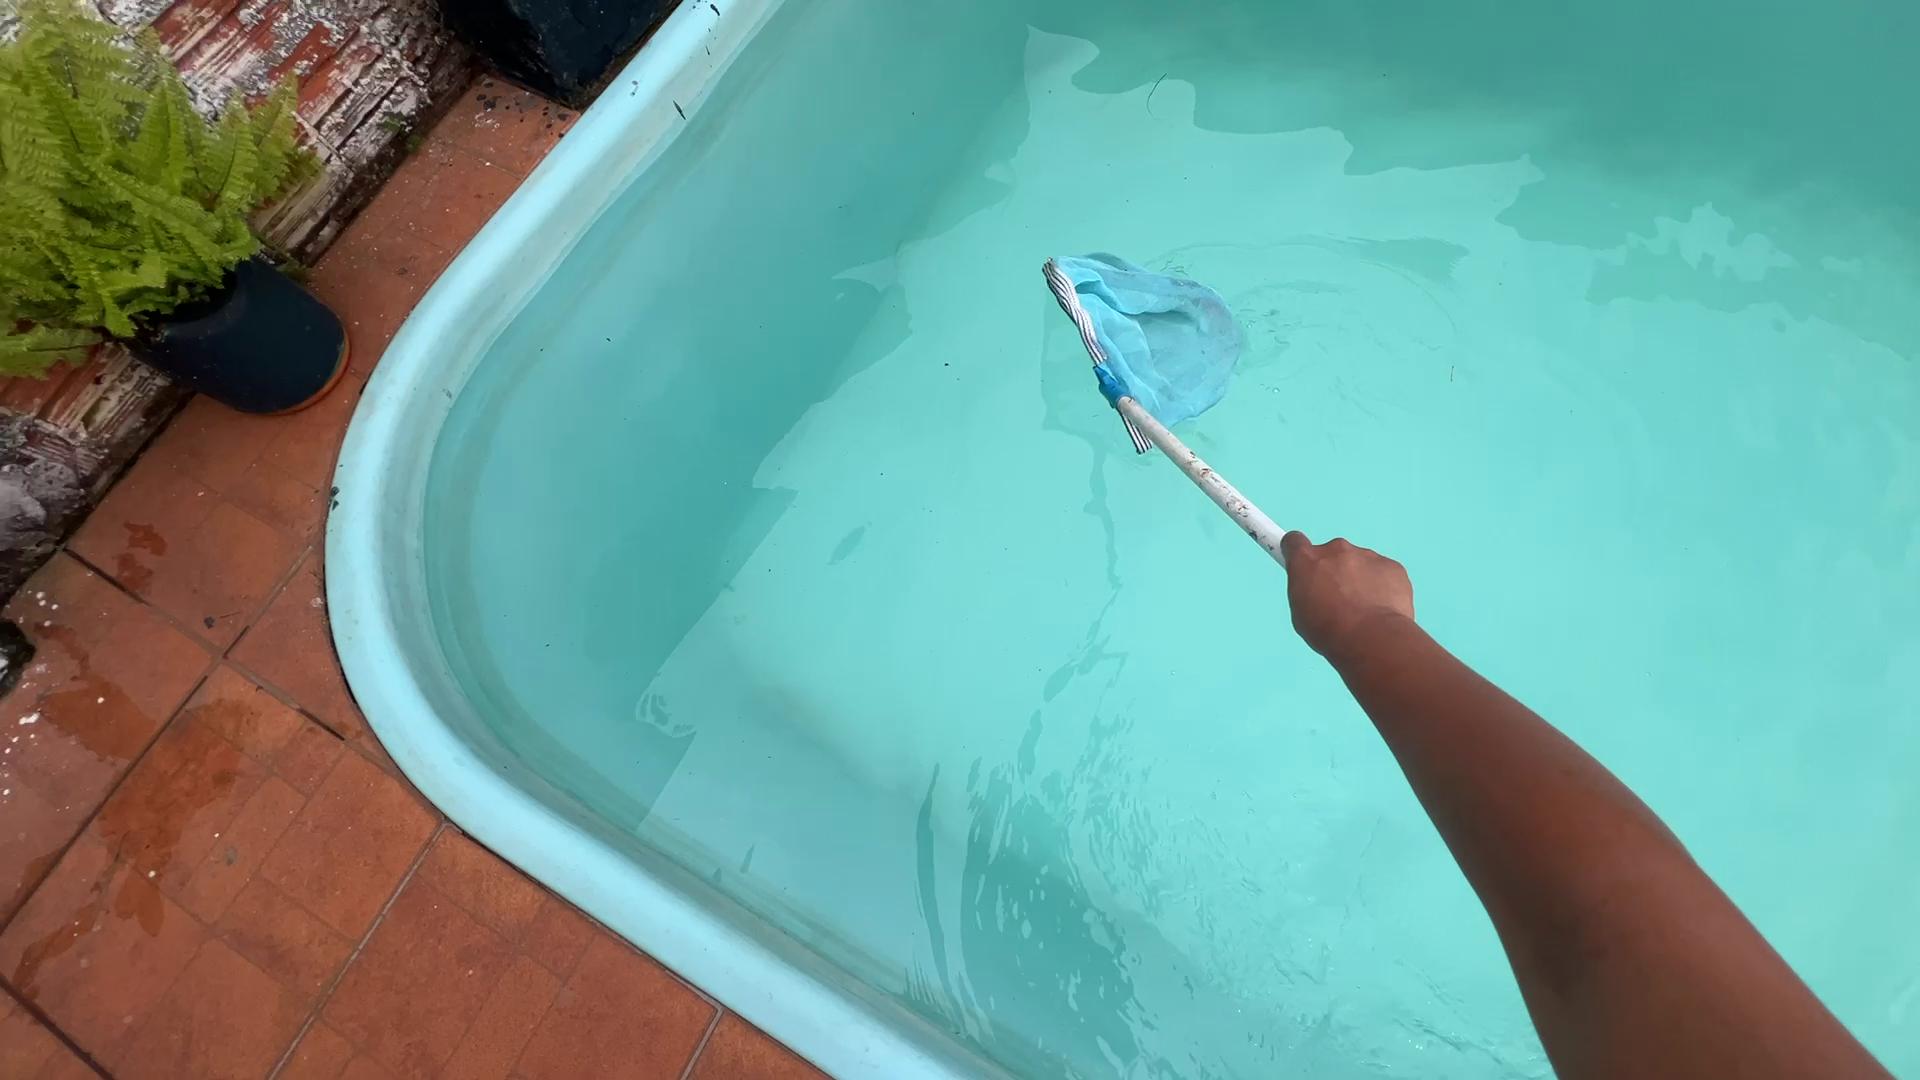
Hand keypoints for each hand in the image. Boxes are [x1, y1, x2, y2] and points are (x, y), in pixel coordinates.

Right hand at [1281, 532, 1415, 658]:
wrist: (1371, 638)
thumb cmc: (1327, 629)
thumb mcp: (1299, 611)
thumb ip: (1305, 588)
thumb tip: (1315, 588)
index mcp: (1306, 560)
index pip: (1294, 541)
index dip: (1298, 552)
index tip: (1303, 565)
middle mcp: (1336, 549)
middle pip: (1332, 554)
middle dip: (1334, 570)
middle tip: (1338, 598)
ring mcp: (1367, 555)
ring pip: (1360, 563)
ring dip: (1359, 578)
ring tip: (1364, 608)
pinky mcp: (1393, 566)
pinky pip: (1383, 573)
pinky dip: (1382, 586)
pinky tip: (1381, 607)